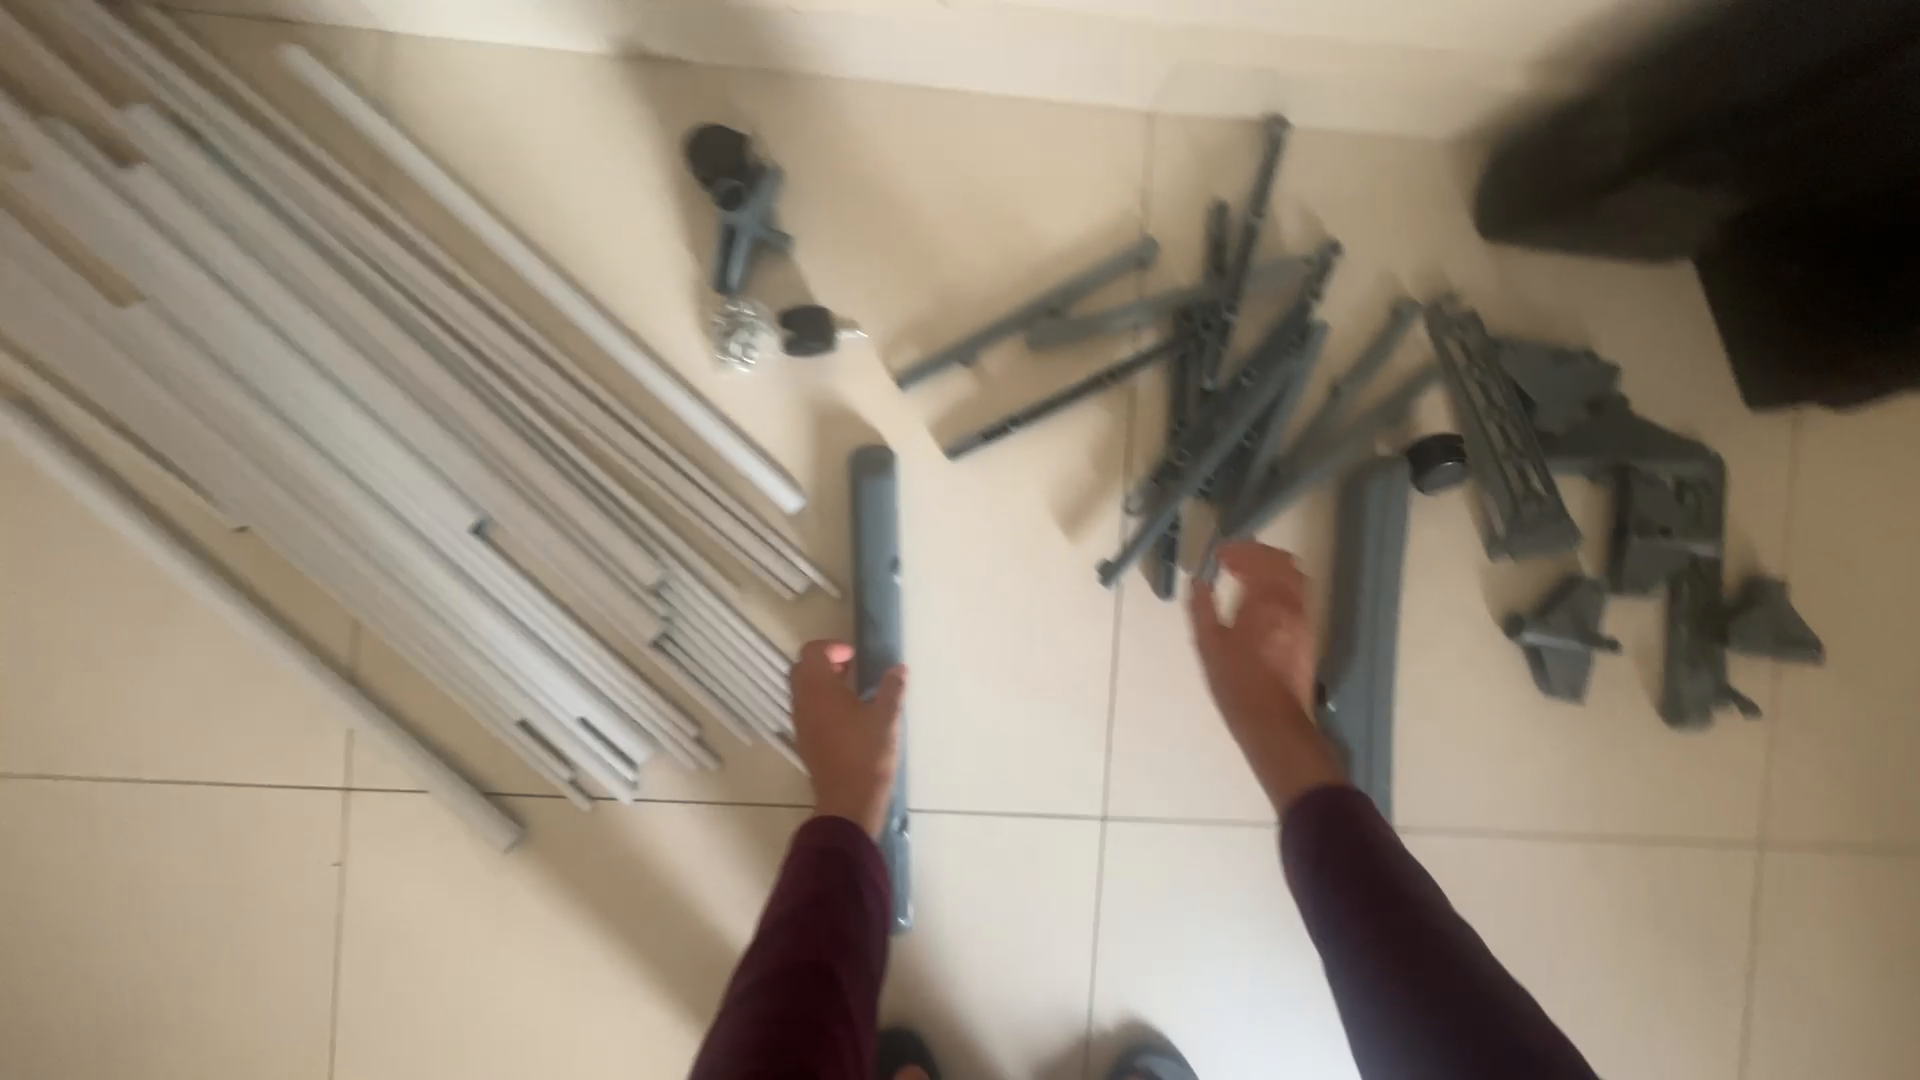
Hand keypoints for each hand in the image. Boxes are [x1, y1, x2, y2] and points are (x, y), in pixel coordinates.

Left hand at [789, 640, 907, 837]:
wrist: (848, 801)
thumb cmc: (867, 753)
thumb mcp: (887, 717)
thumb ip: (892, 688)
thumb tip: (899, 669)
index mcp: (819, 689)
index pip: (812, 651)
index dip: (833, 647)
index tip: (856, 656)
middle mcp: (803, 702)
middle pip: (802, 668)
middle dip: (825, 662)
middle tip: (853, 668)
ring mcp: (801, 723)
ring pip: (803, 690)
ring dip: (824, 683)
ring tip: (854, 691)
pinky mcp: (805, 740)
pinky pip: (807, 709)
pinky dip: (822, 702)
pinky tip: (849, 716)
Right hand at [1189, 541, 1347, 812]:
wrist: (1273, 722)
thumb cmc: (1235, 683)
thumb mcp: (1208, 644)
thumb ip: (1202, 607)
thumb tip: (1198, 581)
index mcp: (1266, 602)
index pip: (1259, 560)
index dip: (1239, 551)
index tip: (1219, 553)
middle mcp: (1291, 605)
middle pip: (1284, 563)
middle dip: (1258, 554)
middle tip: (1233, 558)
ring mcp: (1304, 620)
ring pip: (1296, 579)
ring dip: (1272, 569)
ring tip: (1246, 576)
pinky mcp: (1307, 635)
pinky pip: (1298, 597)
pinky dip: (1280, 586)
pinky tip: (1260, 601)